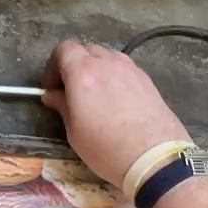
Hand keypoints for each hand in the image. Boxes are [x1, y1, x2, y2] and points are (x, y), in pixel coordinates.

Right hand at [42, 40, 190, 184]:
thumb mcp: (74, 132)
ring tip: (95, 94)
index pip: (64, 49)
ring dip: (95, 68)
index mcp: (83, 73)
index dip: (53, 66)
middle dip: (74, 65)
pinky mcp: (146, 79)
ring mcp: (130, 68)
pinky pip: (123, 67)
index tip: (53, 88)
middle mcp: (107, 63)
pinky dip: (113, 75)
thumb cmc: (107, 148)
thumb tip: (53, 95)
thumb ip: (62, 106)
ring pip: (106, 56)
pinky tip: (116, 99)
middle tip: (71, 90)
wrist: (155, 158)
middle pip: (85, 49)